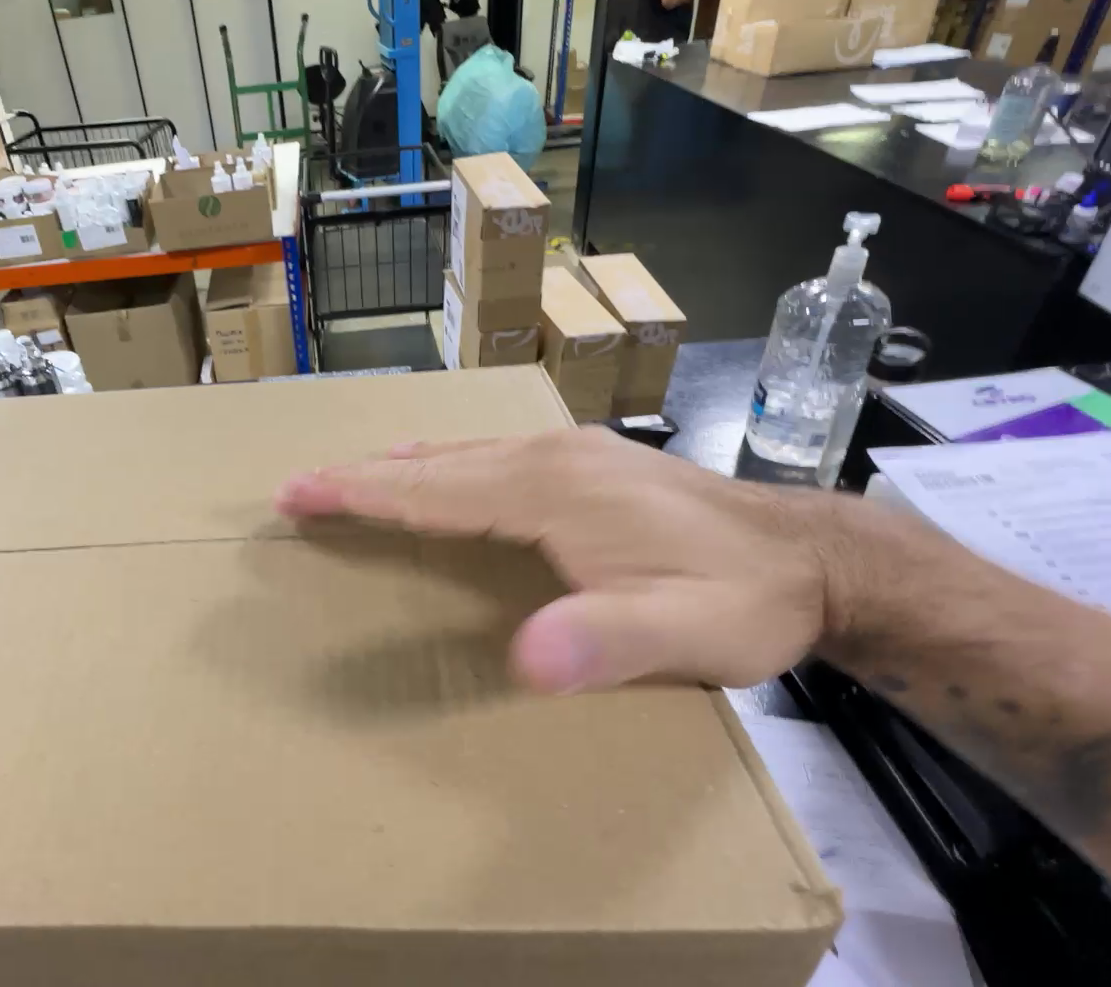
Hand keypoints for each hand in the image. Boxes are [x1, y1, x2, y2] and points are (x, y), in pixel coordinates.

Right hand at [275, 429, 845, 692]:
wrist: (811, 557)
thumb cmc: (742, 600)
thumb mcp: (685, 637)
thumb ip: (606, 642)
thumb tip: (524, 659)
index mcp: (552, 490)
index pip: (432, 491)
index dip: (361, 492)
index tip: (299, 491)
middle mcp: (550, 456)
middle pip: (434, 465)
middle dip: (362, 476)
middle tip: (300, 486)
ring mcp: (569, 451)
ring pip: (460, 456)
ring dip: (398, 468)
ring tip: (351, 478)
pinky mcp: (586, 461)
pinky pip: (488, 457)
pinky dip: (442, 466)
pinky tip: (438, 467)